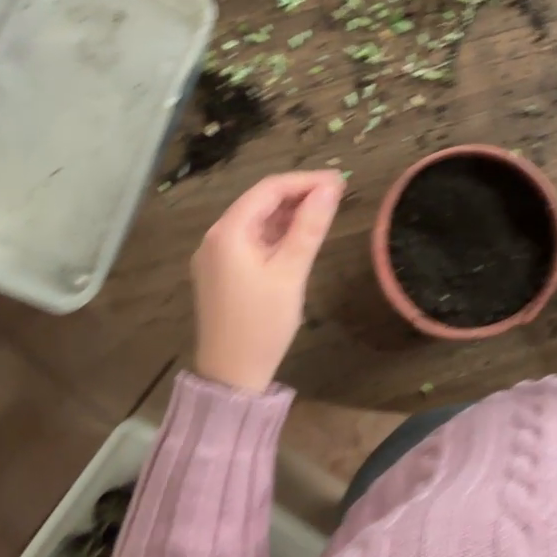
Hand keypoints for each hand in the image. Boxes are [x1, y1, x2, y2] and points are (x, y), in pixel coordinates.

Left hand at [190, 171, 344, 390]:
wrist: (231, 375)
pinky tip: (300, 235)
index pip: (269, 189)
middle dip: (299, 194)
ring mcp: (216, 256)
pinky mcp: (222, 272)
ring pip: (257, 221)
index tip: (340, 181)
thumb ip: (310, 227)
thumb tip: (330, 188)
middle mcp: (216, 237)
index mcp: (228, 232)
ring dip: (289, 212)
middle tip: (338, 193)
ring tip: (325, 210)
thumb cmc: (262, 323)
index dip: (305, 181)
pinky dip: (277, 232)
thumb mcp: (291, 272)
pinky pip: (252, 240)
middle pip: (260, 202)